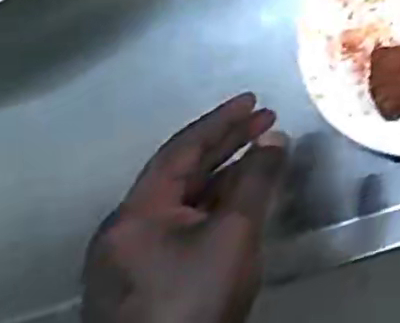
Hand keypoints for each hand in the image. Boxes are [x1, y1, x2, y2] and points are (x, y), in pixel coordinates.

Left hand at [83, 94, 288, 322]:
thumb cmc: (194, 300)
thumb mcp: (234, 233)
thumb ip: (256, 179)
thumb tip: (274, 137)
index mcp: (134, 214)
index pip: (182, 150)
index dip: (221, 121)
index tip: (253, 99)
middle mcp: (125, 231)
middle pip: (181, 172)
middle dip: (226, 144)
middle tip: (265, 119)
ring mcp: (131, 261)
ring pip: (184, 200)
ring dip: (225, 174)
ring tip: (263, 154)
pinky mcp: (144, 284)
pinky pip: (183, 225)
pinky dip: (215, 205)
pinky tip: (242, 200)